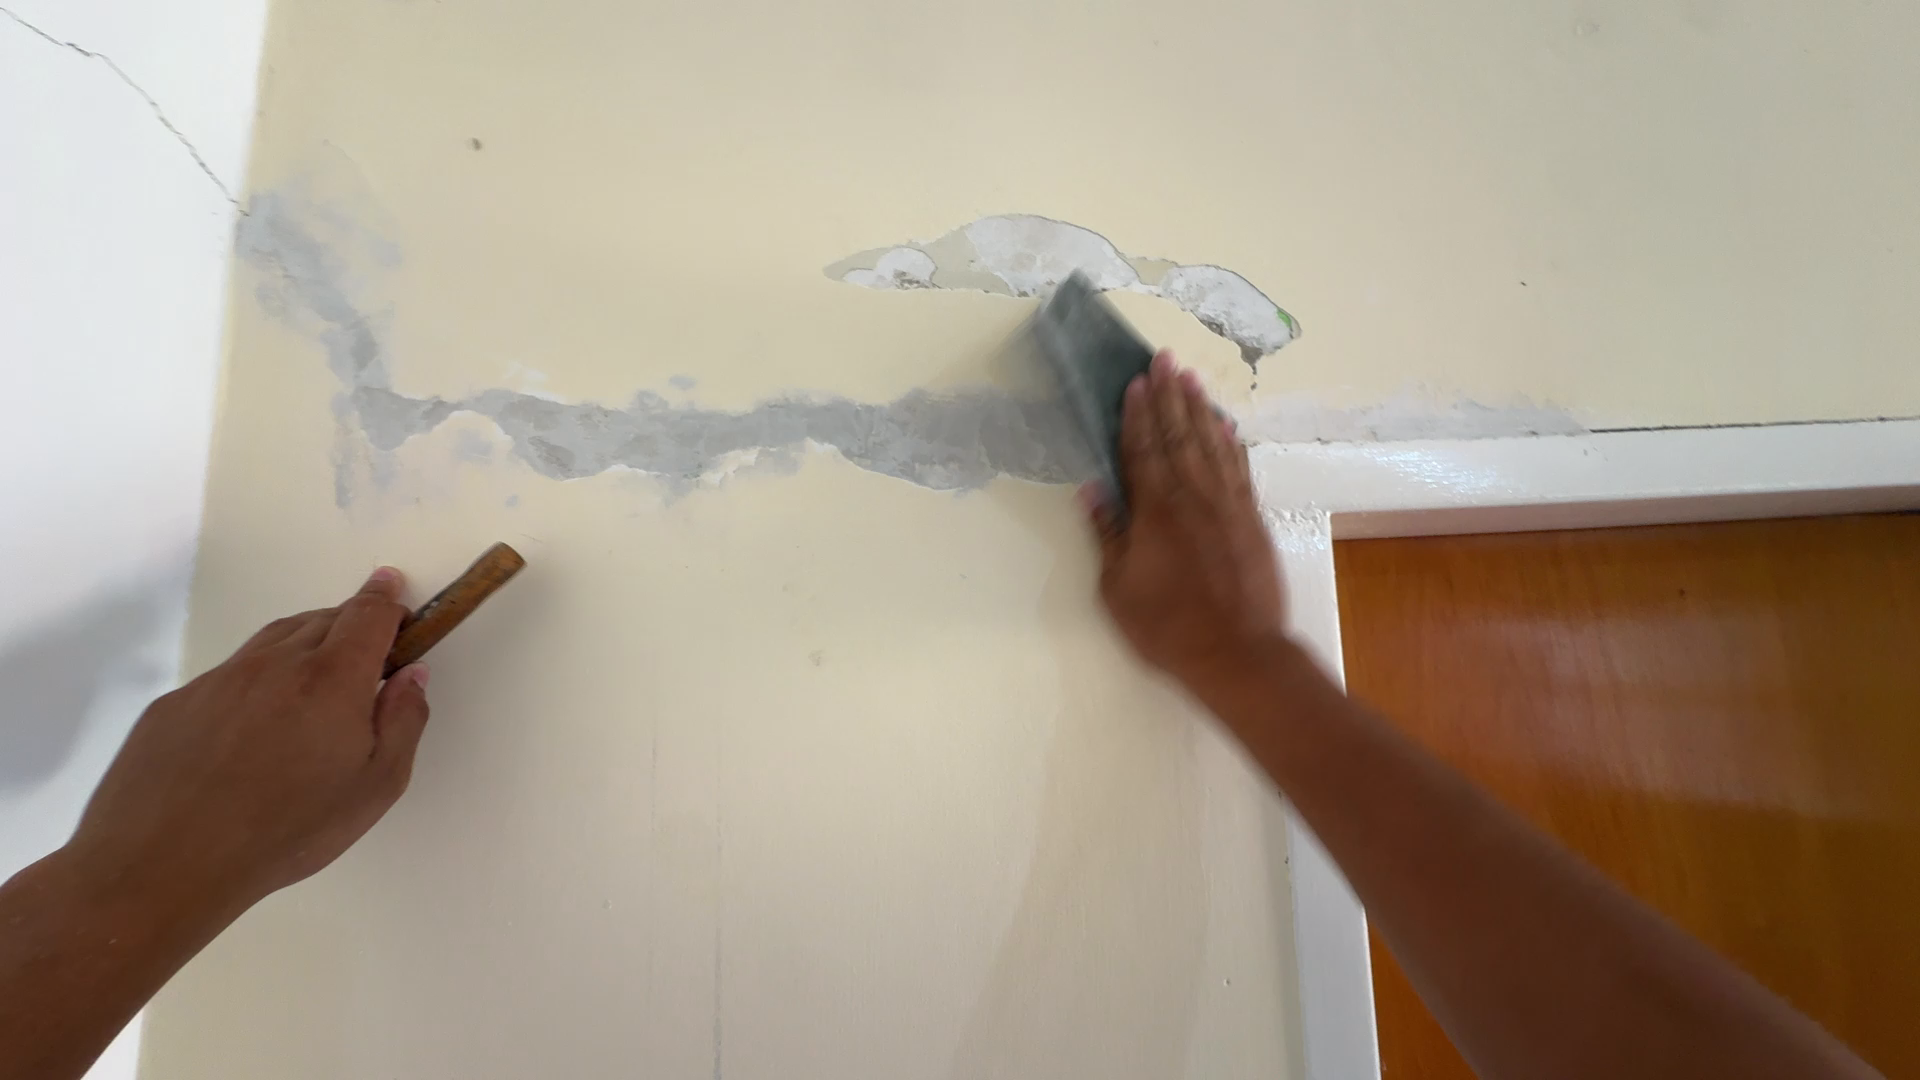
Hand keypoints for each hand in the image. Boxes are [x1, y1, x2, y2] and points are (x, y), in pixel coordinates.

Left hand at [67, 568, 431, 914]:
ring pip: (274, 640)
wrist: (156, 873)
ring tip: (319, 680)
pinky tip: (259, 726)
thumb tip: (410, 675)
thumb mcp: (379, 783)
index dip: (386, 596)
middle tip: (370, 651)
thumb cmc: (289, 829)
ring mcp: (216, 683)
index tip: (393, 583)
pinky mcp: (172, 707)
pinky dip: (261, 678)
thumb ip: (405, 720)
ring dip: (307, 642)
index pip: (367, 615)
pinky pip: (231, 674)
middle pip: (322, 619)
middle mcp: (274, 666)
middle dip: (353, 621)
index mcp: (332, 680)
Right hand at [1083, 351, 1288, 693]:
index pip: (1143, 450)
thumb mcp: (1118, 587)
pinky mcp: (1252, 520)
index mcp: (1156, 510)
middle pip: (1179, 435)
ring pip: (1212, 445)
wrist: (1238, 652)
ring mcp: (1229, 505)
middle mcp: (1194, 496)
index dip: (1137, 415)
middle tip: (1165, 359)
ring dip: (1200, 409)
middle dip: (1170, 396)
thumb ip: (1107, 534)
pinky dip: (1230, 443)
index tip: (1134, 382)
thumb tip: (1092, 490)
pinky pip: (1239, 468)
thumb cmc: (1167, 625)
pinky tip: (1225, 427)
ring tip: (1191, 379)